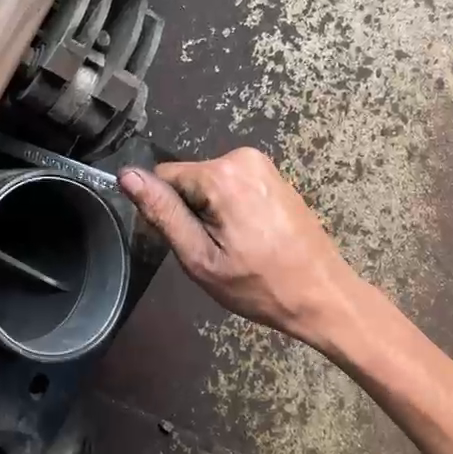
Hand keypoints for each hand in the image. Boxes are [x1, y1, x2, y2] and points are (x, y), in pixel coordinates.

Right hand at [119, 147, 365, 346]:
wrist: (326, 297)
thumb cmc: (261, 286)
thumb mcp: (201, 258)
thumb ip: (162, 213)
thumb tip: (126, 175)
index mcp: (222, 174)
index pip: (164, 177)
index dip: (171, 212)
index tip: (195, 242)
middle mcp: (241, 156)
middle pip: (189, 179)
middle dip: (195, 211)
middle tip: (220, 251)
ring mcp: (261, 163)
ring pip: (208, 183)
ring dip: (213, 211)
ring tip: (239, 246)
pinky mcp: (273, 173)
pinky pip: (231, 183)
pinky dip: (232, 207)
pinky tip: (253, 236)